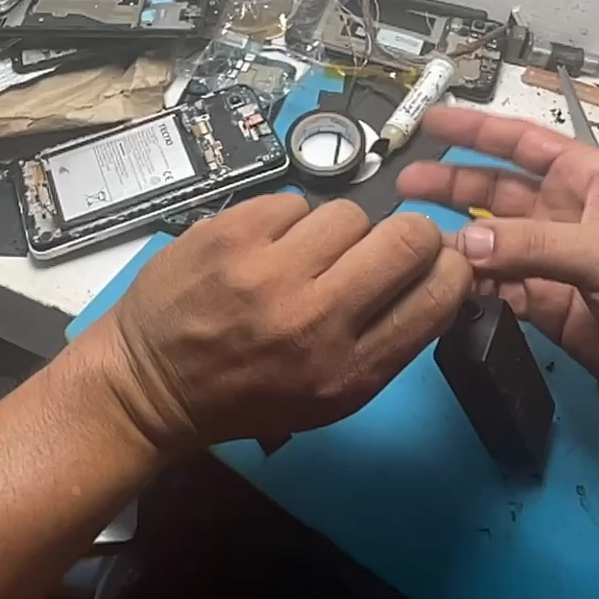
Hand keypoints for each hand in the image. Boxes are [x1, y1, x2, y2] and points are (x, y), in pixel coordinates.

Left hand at [81, 193, 472, 453]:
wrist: (149, 383)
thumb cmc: (244, 394)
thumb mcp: (329, 397)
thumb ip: (387, 340)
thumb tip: (437, 274)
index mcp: (348, 370)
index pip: (438, 296)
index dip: (449, 269)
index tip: (436, 262)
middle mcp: (314, 318)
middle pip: (406, 238)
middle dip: (408, 235)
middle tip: (380, 247)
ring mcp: (268, 270)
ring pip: (350, 213)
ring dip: (338, 232)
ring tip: (305, 256)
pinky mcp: (230, 233)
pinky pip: (294, 201)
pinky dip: (288, 222)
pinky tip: (265, 248)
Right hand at [394, 107, 598, 440]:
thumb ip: (538, 246)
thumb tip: (465, 243)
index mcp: (593, 181)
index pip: (525, 143)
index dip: (479, 129)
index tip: (433, 120)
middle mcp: (568, 215)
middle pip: (498, 190)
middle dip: (453, 183)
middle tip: (405, 185)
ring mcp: (558, 263)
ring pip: (494, 243)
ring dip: (458, 240)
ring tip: (414, 240)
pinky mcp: (552, 308)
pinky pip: (502, 290)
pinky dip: (474, 288)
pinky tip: (446, 285)